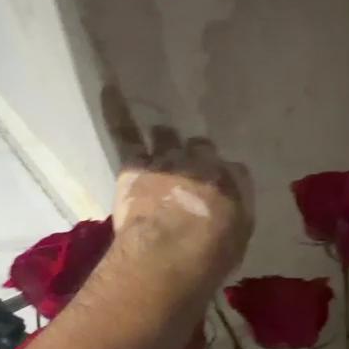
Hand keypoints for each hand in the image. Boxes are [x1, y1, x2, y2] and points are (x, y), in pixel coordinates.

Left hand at [111, 127, 253, 297]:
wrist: (169, 256)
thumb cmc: (210, 257)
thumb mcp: (239, 239)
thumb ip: (237, 213)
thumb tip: (229, 202)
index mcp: (233, 180)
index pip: (232, 170)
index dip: (223, 181)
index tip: (217, 195)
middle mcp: (202, 161)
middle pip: (200, 147)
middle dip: (195, 157)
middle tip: (187, 176)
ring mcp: (167, 158)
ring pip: (167, 136)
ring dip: (165, 141)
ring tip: (159, 147)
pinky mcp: (135, 165)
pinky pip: (125, 132)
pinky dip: (117, 111)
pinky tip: (109, 90)